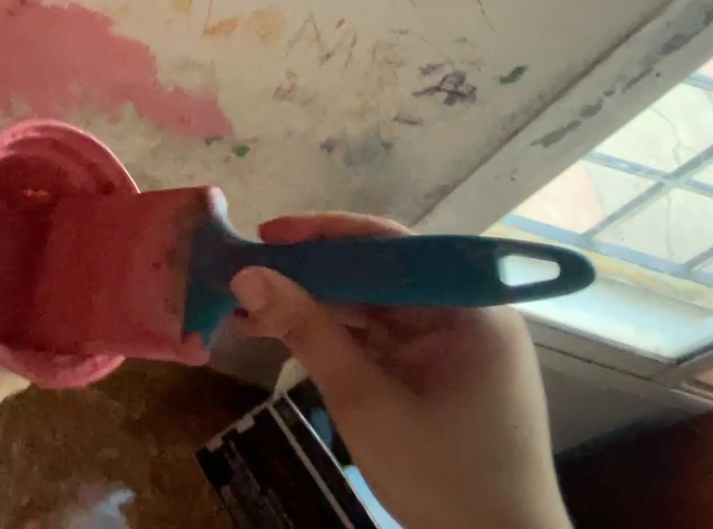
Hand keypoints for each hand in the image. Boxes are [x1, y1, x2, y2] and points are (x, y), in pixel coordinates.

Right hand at [230, 213, 571, 528]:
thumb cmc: (443, 479)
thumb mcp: (365, 401)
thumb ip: (307, 331)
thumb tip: (244, 275)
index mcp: (468, 309)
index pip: (390, 245)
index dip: (324, 233)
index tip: (268, 233)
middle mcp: (460, 312)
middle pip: (373, 269)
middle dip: (307, 272)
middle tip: (247, 270)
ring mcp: (444, 339)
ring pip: (364, 299)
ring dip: (309, 302)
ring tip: (247, 305)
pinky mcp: (426, 364)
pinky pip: (369, 329)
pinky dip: (325, 329)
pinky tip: (277, 329)